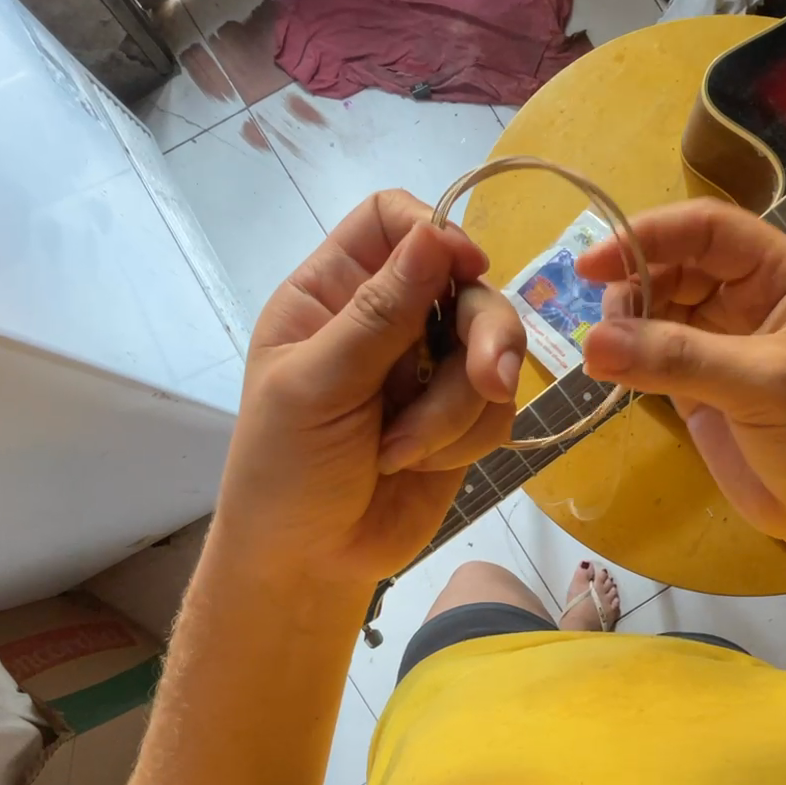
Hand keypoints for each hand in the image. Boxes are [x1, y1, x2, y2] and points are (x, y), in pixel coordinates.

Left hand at [217, 190, 524, 584]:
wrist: (314, 561)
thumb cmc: (287, 470)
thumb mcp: (318, 387)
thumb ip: (378, 314)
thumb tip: (436, 234)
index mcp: (335, 295)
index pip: (393, 223)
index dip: (436, 233)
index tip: (467, 267)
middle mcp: (390, 323)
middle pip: (467, 287)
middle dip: (484, 338)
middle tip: (488, 382)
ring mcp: (430, 372)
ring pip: (493, 353)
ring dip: (456, 411)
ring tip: (402, 453)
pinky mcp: (462, 421)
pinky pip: (498, 409)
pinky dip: (467, 440)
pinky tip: (422, 466)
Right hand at [577, 199, 785, 549]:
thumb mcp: (763, 386)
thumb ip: (679, 359)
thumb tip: (593, 342)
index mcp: (784, 275)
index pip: (709, 230)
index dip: (650, 235)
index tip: (592, 264)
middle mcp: (750, 298)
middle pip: (676, 265)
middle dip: (634, 283)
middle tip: (601, 323)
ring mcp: (721, 342)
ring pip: (658, 308)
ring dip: (625, 322)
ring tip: (602, 352)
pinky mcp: (697, 385)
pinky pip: (651, 355)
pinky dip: (626, 357)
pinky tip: (607, 370)